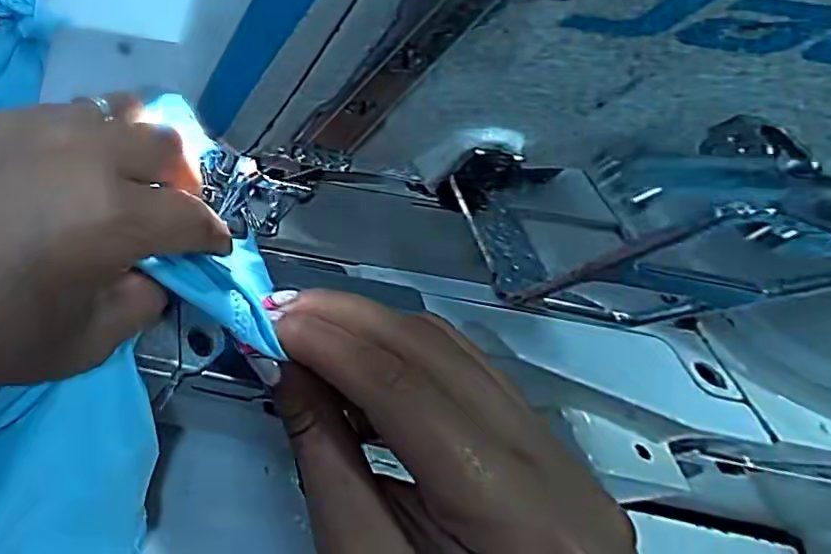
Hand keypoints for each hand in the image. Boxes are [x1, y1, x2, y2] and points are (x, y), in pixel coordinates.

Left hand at [0, 93, 231, 389]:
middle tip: (168, 206)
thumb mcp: (85, 344)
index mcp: (114, 218)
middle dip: (182, 179)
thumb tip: (159, 271)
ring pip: (122, 109)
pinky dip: (87, 136)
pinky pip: (72, 111)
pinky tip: (64, 166)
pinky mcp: (13, 116)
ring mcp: (48, 126)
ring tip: (121, 172)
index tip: (210, 246)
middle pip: (168, 144)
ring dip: (136, 143)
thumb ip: (142, 303)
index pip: (191, 217)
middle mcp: (90, 156)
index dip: (210, 236)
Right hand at [270, 291, 633, 553]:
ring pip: (447, 346)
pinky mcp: (540, 444)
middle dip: (343, 318)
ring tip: (305, 326)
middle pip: (432, 351)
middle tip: (279, 309)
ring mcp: (557, 454)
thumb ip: (321, 451)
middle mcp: (559, 473)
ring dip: (366, 326)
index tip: (271, 321)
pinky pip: (460, 366)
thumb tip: (280, 363)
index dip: (330, 344)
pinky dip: (396, 349)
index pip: (409, 390)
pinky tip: (350, 355)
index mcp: (525, 520)